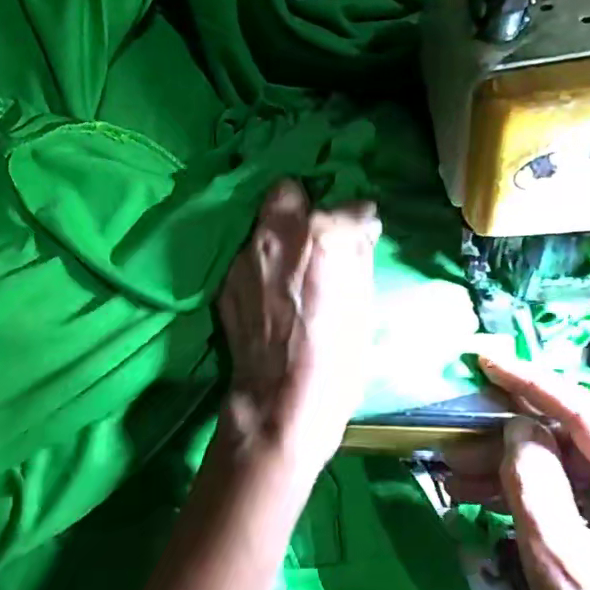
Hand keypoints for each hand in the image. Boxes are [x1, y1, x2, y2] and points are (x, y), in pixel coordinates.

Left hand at [215, 180, 379, 477]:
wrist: (281, 396)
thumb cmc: (337, 356)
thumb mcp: (364, 302)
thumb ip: (358, 253)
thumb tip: (358, 228)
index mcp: (322, 234)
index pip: (349, 205)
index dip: (354, 222)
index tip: (355, 236)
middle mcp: (276, 234)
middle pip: (287, 192)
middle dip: (302, 207)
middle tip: (313, 234)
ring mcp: (244, 255)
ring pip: (261, 224)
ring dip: (277, 235)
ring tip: (288, 265)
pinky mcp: (225, 279)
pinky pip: (245, 256)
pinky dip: (258, 264)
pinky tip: (267, 290)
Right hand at [474, 356, 589, 589]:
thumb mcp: (562, 561)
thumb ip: (534, 484)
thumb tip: (515, 425)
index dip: (534, 385)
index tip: (486, 358)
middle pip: (578, 439)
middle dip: (509, 436)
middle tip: (452, 433)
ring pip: (570, 463)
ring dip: (511, 466)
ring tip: (454, 471)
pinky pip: (577, 490)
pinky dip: (530, 489)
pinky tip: (480, 491)